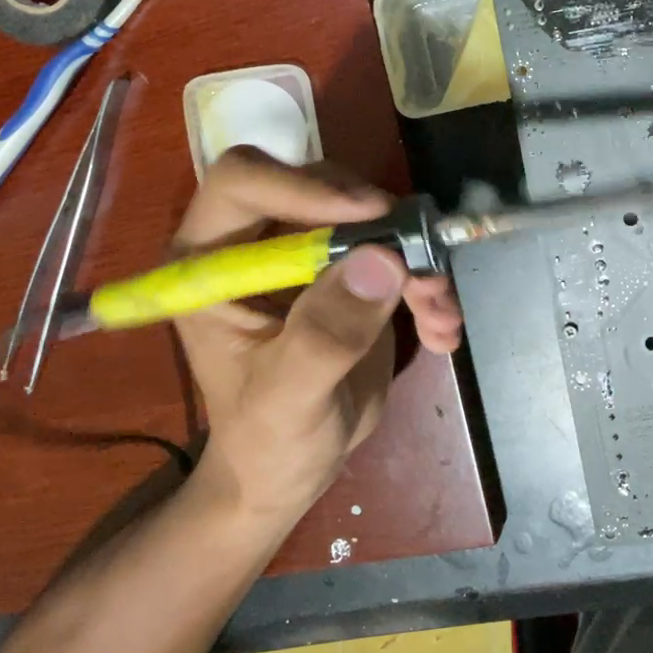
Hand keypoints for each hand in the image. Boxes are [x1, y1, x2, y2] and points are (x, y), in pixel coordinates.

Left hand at [170, 147, 463, 518]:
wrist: (293, 469)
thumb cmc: (266, 442)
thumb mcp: (288, 399)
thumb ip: (325, 335)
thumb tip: (382, 260)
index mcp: (211, 262)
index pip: (244, 183)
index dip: (303, 186)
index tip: (370, 214)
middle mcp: (259, 244)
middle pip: (322, 190)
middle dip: (380, 228)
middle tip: (422, 272)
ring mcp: (310, 256)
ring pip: (371, 217)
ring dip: (417, 259)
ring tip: (440, 313)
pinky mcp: (353, 272)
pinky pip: (399, 251)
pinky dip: (427, 284)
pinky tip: (442, 331)